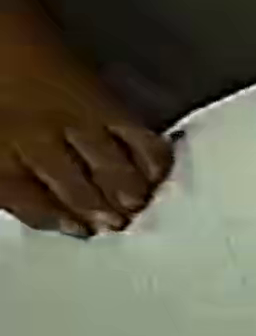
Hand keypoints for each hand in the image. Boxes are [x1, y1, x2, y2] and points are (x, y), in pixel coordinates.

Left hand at [0, 85, 171, 237]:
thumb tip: (29, 191)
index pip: (16, 191)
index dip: (43, 214)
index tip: (68, 228)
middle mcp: (34, 134)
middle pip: (70, 184)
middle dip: (92, 208)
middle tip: (113, 227)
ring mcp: (78, 120)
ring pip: (110, 168)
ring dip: (127, 192)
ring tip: (138, 207)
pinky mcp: (111, 107)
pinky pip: (143, 142)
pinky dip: (155, 162)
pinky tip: (160, 176)